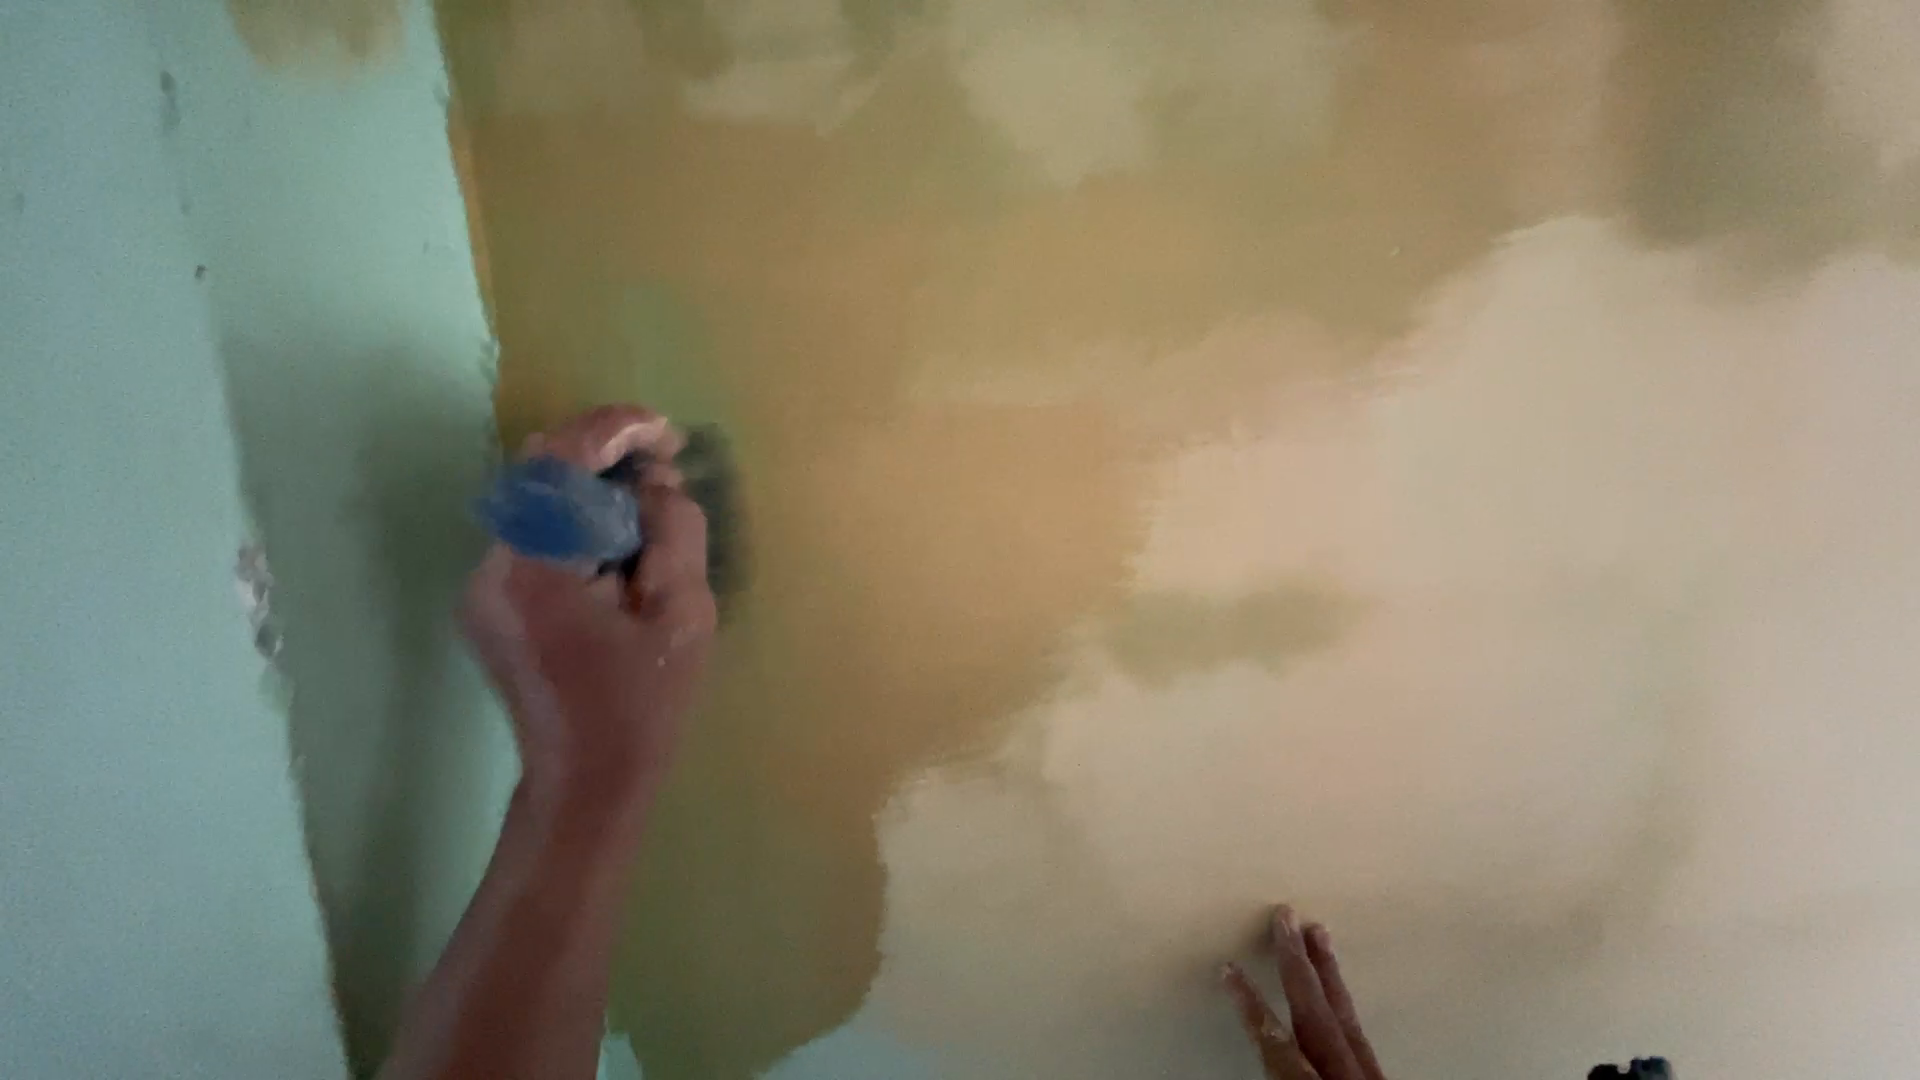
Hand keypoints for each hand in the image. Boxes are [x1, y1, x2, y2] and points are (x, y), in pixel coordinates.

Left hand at [462, 404, 717, 822]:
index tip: (664, 431)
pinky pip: (534, 533)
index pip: (558, 466)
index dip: (612, 430)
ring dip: (591, 484)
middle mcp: (490, 570)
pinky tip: (620, 536)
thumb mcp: (684, 615)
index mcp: (535, 572)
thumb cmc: (645, 704)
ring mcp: (483, 587)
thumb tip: (656, 483)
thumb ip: (674, 533)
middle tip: (662, 459)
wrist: (588, 779)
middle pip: (537, 475)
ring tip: (649, 495)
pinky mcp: (492, 601)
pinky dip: (577, 516)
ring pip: (534, 502)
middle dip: (602, 452)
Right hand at [1223, 905, 1387, 1079]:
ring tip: (1319, 933)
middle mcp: (1347, 1076)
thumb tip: (1255, 1031)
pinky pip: (1363, 1036)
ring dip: (1329, 973)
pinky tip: (1339, 993)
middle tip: (1284, 916)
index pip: (1274, 1039)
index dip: (1249, 1001)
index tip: (1227, 967)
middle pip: (1317, 1013)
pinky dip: (1346, 1005)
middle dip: (1297, 962)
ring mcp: (1372, 1078)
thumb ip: (1275, 1064)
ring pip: (1348, 1019)